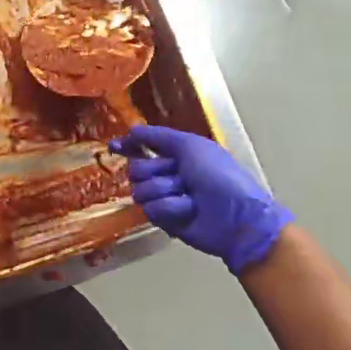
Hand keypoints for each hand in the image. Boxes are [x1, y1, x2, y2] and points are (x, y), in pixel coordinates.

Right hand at [110, 124, 293, 274]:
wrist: (236, 216)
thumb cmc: (218, 176)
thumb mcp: (191, 146)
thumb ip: (159, 136)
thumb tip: (132, 129)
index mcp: (177, 154)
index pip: (144, 147)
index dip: (129, 146)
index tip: (114, 147)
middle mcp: (168, 174)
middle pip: (136, 170)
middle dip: (155, 172)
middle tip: (179, 176)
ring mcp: (165, 198)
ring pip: (141, 191)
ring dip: (166, 192)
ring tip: (189, 196)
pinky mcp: (165, 220)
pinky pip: (151, 210)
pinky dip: (171, 208)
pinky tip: (188, 211)